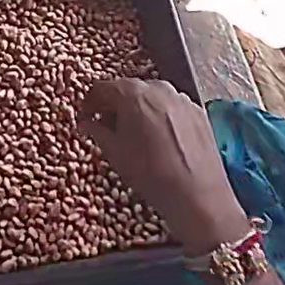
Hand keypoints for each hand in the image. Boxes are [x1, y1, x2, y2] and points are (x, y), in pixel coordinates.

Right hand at [81, 78, 248, 253]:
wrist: (198, 195)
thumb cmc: (150, 174)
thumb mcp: (115, 152)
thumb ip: (97, 131)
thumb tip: (88, 122)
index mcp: (133, 94)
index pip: (103, 88)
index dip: (90, 102)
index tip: (86, 115)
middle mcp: (159, 88)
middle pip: (129, 89)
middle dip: (115, 104)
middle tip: (106, 125)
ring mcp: (182, 99)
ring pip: (152, 97)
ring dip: (139, 110)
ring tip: (134, 134)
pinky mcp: (198, 112)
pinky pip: (172, 108)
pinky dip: (160, 117)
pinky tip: (159, 139)